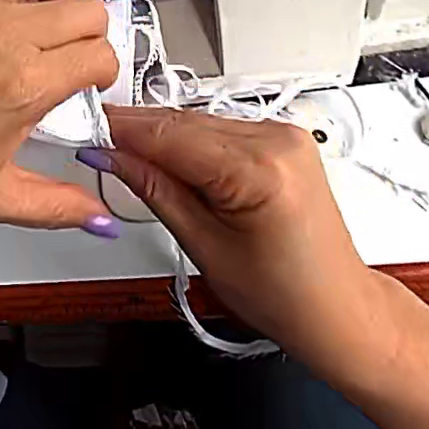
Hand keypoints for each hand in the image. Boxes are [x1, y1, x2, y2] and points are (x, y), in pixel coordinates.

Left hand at [0, 0, 120, 260]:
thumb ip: (56, 206)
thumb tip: (98, 218)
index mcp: (24, 83)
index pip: (101, 54)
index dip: (102, 73)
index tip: (85, 83)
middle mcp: (4, 32)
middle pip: (88, 9)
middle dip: (88, 36)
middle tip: (64, 59)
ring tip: (35, 21)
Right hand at [91, 106, 385, 356]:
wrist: (337, 307)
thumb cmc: (286, 294)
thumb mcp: (205, 247)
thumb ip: (157, 190)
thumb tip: (116, 157)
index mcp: (261, 170)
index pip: (172, 136)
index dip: (124, 131)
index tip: (90, 130)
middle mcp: (278, 140)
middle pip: (187, 122)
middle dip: (138, 129)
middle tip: (98, 138)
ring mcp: (285, 135)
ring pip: (202, 121)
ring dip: (163, 133)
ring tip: (125, 150)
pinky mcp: (283, 139)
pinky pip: (223, 128)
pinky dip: (191, 139)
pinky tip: (166, 152)